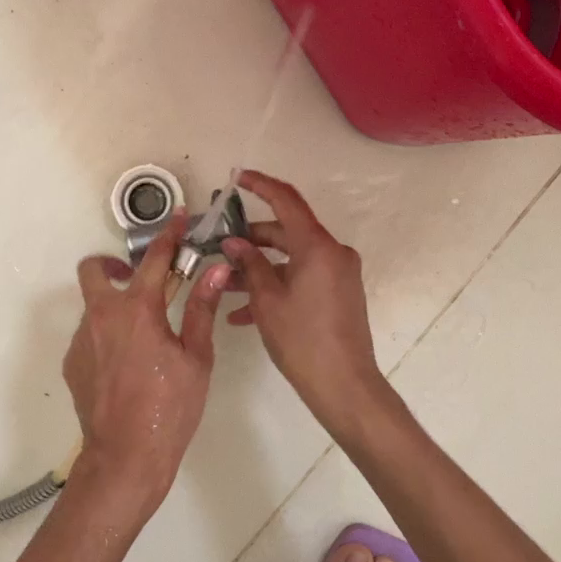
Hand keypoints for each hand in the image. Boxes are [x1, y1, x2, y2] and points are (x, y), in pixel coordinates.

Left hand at [63, 213, 231, 507]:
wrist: (126, 456)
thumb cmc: (171, 408)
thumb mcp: (196, 359)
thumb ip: (202, 309)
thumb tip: (215, 270)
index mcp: (137, 309)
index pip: (154, 259)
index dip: (169, 235)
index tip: (178, 218)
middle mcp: (101, 316)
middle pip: (94, 269)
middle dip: (113, 265)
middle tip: (137, 280)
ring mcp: (81, 340)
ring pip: (93, 307)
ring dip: (114, 308)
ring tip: (142, 339)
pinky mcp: (72, 363)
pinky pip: (88, 337)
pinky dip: (106, 337)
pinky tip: (127, 366)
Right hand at [220, 170, 386, 430]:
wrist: (343, 384)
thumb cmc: (302, 339)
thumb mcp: (267, 300)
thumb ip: (249, 264)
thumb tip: (234, 242)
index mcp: (317, 246)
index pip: (286, 201)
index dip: (260, 185)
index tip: (237, 177)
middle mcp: (332, 252)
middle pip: (286, 233)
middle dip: (250, 239)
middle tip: (217, 247)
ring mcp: (337, 274)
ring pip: (290, 259)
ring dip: (258, 269)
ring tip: (224, 285)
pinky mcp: (337, 294)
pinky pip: (301, 279)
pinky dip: (275, 287)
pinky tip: (243, 313)